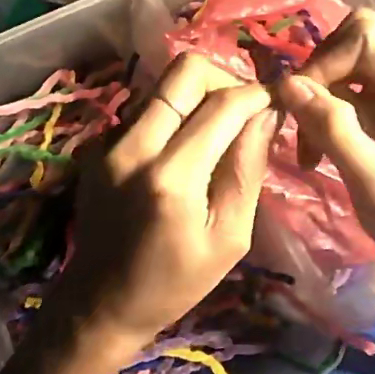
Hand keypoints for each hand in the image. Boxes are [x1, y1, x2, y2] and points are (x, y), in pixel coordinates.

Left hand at [49, 53, 275, 358]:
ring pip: (162, 85)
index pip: (223, 104)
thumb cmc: (174, 282)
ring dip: (196, 95)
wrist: (100, 302)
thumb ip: (247, 170)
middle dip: (224, 79)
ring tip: (217, 130)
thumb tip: (267, 114)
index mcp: (171, 178)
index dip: (257, 94)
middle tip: (243, 110)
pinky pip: (144, 108)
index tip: (276, 102)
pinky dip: (173, 114)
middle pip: (184, 70)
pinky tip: (184, 149)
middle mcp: (133, 147)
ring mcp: (108, 142)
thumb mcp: (229, 238)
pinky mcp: (97, 145)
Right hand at [274, 9, 374, 282]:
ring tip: (309, 144)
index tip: (302, 107)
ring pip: (350, 58)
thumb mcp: (373, 183)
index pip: (367, 36)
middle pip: (357, 38)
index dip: (326, 61)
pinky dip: (329, 106)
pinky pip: (355, 83)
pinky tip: (321, 144)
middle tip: (302, 122)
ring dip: (321, 93)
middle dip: (320, 75)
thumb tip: (287, 84)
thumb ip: (333, 129)